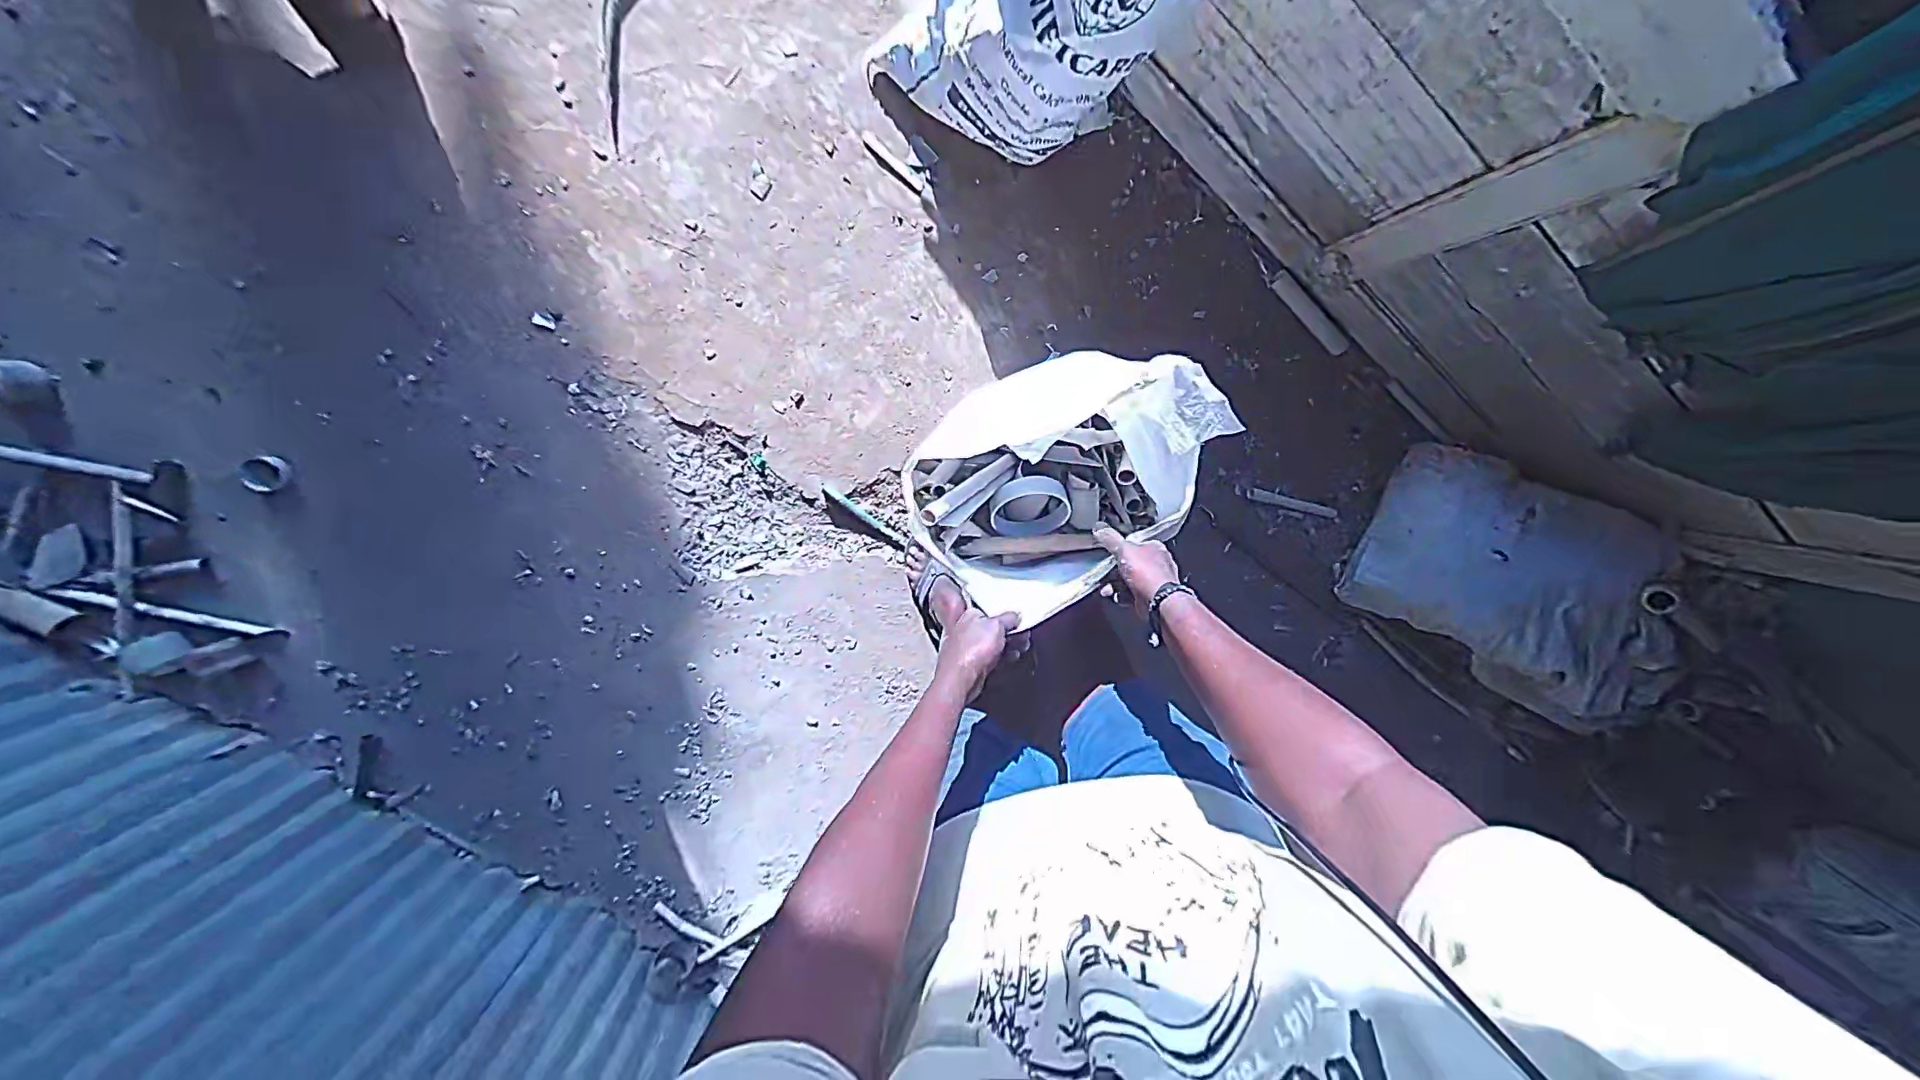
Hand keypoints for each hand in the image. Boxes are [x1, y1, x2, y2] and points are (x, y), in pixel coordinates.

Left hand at [933, 608, 1021, 700]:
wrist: (960, 679)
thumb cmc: (969, 649)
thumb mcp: (996, 625)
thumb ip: (1008, 618)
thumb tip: (1015, 616)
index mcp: (968, 616)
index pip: (988, 610)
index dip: (1004, 613)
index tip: (1017, 617)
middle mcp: (966, 631)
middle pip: (992, 628)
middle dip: (1009, 631)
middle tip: (1022, 633)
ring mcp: (969, 649)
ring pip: (993, 644)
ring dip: (1009, 644)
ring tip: (1022, 644)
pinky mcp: (974, 665)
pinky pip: (993, 658)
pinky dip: (1004, 657)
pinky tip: (1013, 656)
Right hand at [1093, 526, 1180, 619]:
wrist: (1158, 601)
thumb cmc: (1148, 573)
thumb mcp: (1124, 549)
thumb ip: (1111, 539)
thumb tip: (1101, 530)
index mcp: (1154, 547)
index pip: (1134, 543)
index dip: (1119, 548)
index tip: (1107, 552)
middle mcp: (1156, 564)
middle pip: (1129, 564)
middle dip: (1113, 570)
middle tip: (1105, 573)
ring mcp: (1153, 581)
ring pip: (1128, 580)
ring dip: (1115, 584)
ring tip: (1108, 588)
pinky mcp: (1149, 596)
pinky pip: (1130, 593)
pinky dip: (1121, 595)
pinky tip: (1117, 596)